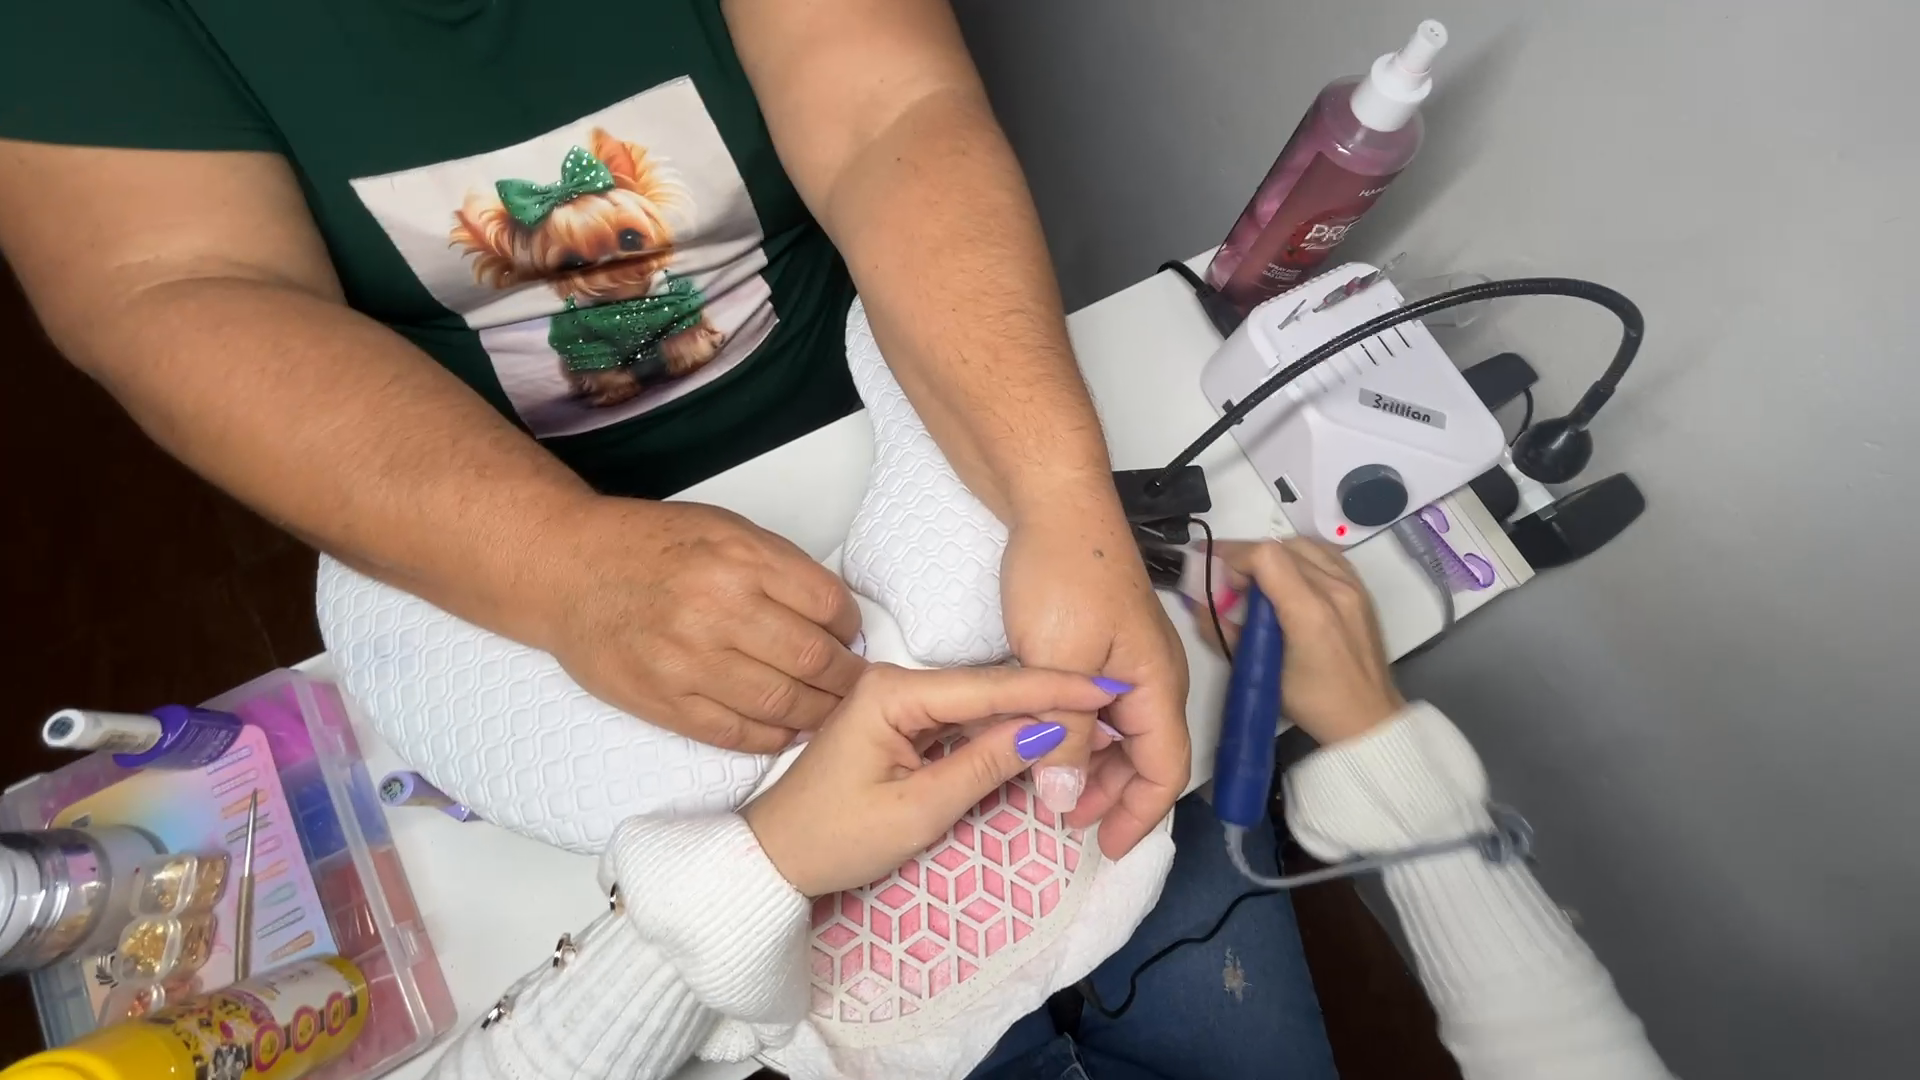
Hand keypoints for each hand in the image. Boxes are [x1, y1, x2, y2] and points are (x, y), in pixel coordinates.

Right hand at [529, 497, 866, 753]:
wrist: (568, 569)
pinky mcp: (663, 701)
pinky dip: (771, 739)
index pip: (828, 605)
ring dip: (819, 713)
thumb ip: (780, 568)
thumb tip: (833, 614)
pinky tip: (788, 731)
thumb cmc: (652, 544)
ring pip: (781, 703)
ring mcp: (689, 661)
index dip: (851, 626)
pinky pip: (734, 733)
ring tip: (831, 709)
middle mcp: (719, 610)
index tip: (852, 636)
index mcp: (742, 561)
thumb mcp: (727, 530)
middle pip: (813, 659)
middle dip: (846, 677)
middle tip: (854, 681)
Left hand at [741, 664, 1119, 896]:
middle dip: (1048, 699)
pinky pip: (962, 718)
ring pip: (979, 703)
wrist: (776, 854)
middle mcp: (900, 680)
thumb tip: (1047, 732)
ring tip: (1087, 719)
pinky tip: (1036, 732)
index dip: (1051, 687)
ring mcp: (901, 697)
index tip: (1105, 686)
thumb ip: (984, 765)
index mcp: (896, 692)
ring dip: (1028, 714)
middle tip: (1110, 707)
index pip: (988, 686)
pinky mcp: (904, 718)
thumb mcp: (918, 810)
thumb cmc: (838, 838)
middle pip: (987, 688)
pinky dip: (999, 729)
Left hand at [1000, 498, 1189, 859]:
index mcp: (1156, 684)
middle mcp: (1150, 675)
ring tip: (1052, 785)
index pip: (1165, 769)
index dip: (1138, 815)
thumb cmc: (1063, 578)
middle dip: (1111, 793)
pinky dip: (1078, 729)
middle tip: (1065, 818)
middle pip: (1145, 753)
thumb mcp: (1058, 661)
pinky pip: (1097, 702)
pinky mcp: (1098, 640)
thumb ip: (1065, 732)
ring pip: (1119, 729)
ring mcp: (1125, 655)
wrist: (1054, 502)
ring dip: (1092, 763)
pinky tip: (1047, 737)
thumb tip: (1066, 799)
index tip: (1102, 847)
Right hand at [1206, 540, 1404, 744]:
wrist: (1368, 719)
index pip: (1265, 556)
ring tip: (1260, 581)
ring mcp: (1352, 587)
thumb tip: (1197, 605)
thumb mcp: (1260, 672)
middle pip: (1281, 546)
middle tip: (1233, 584)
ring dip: (1274, 555)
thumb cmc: (1313, 702)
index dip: (1234, 556)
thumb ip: (1223, 634)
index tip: (1217, 573)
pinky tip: (1289, 580)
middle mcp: (1335, 589)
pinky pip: (1325, 554)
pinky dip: (1299, 558)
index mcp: (1309, 611)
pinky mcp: (1361, 590)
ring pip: (1303, 545)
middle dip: (1248, 558)